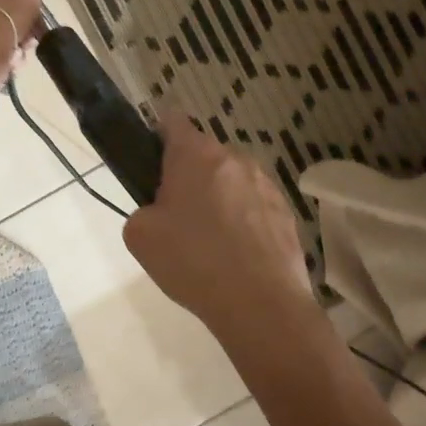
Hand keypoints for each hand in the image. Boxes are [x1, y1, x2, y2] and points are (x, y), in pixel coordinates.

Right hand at [122, 112, 312, 330]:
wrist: (260, 305)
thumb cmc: (192, 261)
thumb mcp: (139, 235)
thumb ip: (144, 209)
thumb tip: (160, 212)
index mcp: (195, 155)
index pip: (172, 121)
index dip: (157, 136)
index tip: (150, 163)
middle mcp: (235, 159)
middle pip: (204, 154)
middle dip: (188, 175)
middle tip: (174, 214)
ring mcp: (266, 185)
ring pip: (231, 181)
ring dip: (218, 198)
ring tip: (209, 241)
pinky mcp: (287, 213)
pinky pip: (254, 207)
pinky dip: (243, 221)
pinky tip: (235, 256)